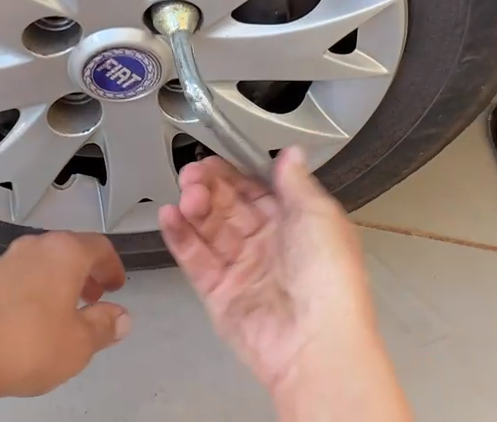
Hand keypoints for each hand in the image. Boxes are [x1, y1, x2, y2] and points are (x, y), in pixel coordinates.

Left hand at [0, 230, 131, 398]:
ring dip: (57, 280)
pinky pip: (18, 277)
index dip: (112, 266)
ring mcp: (6, 258)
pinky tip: (27, 319)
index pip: (99, 247)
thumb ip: (104, 327)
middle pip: (69, 250)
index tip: (117, 287)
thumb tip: (122, 317)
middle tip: (94, 298)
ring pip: (42, 262)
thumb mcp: (78, 345)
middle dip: (85, 273)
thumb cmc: (28, 343)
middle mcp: (37, 245)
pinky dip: (32, 289)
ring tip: (62, 311)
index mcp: (66, 252)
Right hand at [160, 147, 410, 420]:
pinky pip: (195, 259)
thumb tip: (291, 152)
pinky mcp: (218, 294)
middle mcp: (267, 244)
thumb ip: (295, 181)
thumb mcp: (319, 214)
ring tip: (185, 194)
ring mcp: (241, 269)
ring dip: (194, 207)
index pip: (256, 189)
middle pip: (229, 206)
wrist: (317, 344)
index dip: (233, 173)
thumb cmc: (327, 273)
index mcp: (295, 223)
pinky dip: (180, 236)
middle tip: (191, 174)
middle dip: (209, 186)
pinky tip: (169, 215)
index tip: (213, 158)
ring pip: (210, 229)